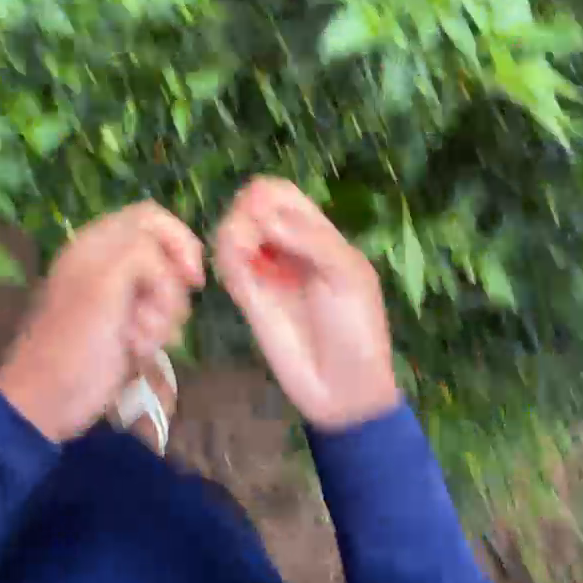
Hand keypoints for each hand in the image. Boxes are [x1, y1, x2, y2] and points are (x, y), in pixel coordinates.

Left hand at [0, 202, 203, 441]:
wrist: (50, 401)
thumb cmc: (74, 340)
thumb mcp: (104, 283)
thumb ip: (140, 253)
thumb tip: (169, 262)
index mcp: (97, 242)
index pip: (151, 218)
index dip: (178, 239)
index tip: (191, 276)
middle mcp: (110, 262)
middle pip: (166, 254)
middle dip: (170, 287)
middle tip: (158, 314)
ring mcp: (120, 296)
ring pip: (169, 288)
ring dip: (164, 317)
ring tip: (139, 338)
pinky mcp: (129, 326)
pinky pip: (162, 318)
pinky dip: (157, 335)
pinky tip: (137, 351)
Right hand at [214, 177, 399, 431]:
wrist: (343, 389)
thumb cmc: (357, 327)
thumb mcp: (347, 275)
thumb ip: (308, 238)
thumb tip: (260, 212)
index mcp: (316, 232)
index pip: (278, 193)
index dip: (264, 195)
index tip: (263, 215)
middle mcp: (285, 245)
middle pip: (248, 206)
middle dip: (244, 215)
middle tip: (255, 243)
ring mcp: (263, 271)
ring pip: (230, 231)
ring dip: (231, 236)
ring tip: (246, 261)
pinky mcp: (246, 298)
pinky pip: (225, 265)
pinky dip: (225, 260)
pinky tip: (240, 276)